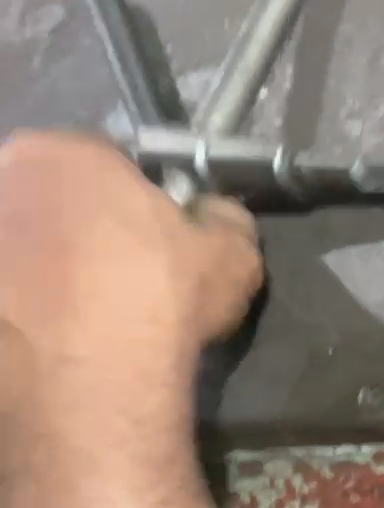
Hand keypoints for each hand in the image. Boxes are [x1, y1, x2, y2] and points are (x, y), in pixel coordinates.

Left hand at [0, 132, 261, 417]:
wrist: (92, 356)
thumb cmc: (165, 288)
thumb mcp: (236, 254)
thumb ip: (229, 220)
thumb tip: (216, 211)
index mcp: (69, 151)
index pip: (115, 155)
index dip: (150, 190)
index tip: (173, 225)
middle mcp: (5, 169)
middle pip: (65, 187)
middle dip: (98, 215)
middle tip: (139, 261)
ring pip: (36, 227)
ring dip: (64, 250)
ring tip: (102, 294)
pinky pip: (20, 269)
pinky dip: (39, 283)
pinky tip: (71, 313)